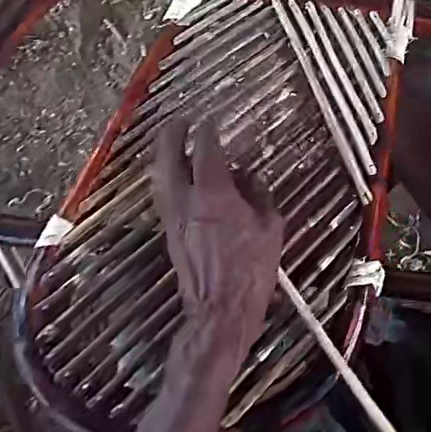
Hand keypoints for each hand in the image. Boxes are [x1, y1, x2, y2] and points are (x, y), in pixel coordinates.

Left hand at [151, 118, 282, 354]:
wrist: (219, 312)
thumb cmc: (249, 272)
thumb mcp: (270, 229)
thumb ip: (260, 197)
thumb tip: (252, 181)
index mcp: (213, 194)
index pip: (205, 149)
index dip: (207, 130)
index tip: (210, 120)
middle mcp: (186, 200)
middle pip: (168, 155)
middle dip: (171, 133)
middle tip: (179, 121)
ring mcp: (173, 217)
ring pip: (160, 175)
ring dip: (165, 154)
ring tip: (174, 143)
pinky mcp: (169, 233)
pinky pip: (164, 194)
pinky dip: (168, 177)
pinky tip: (179, 178)